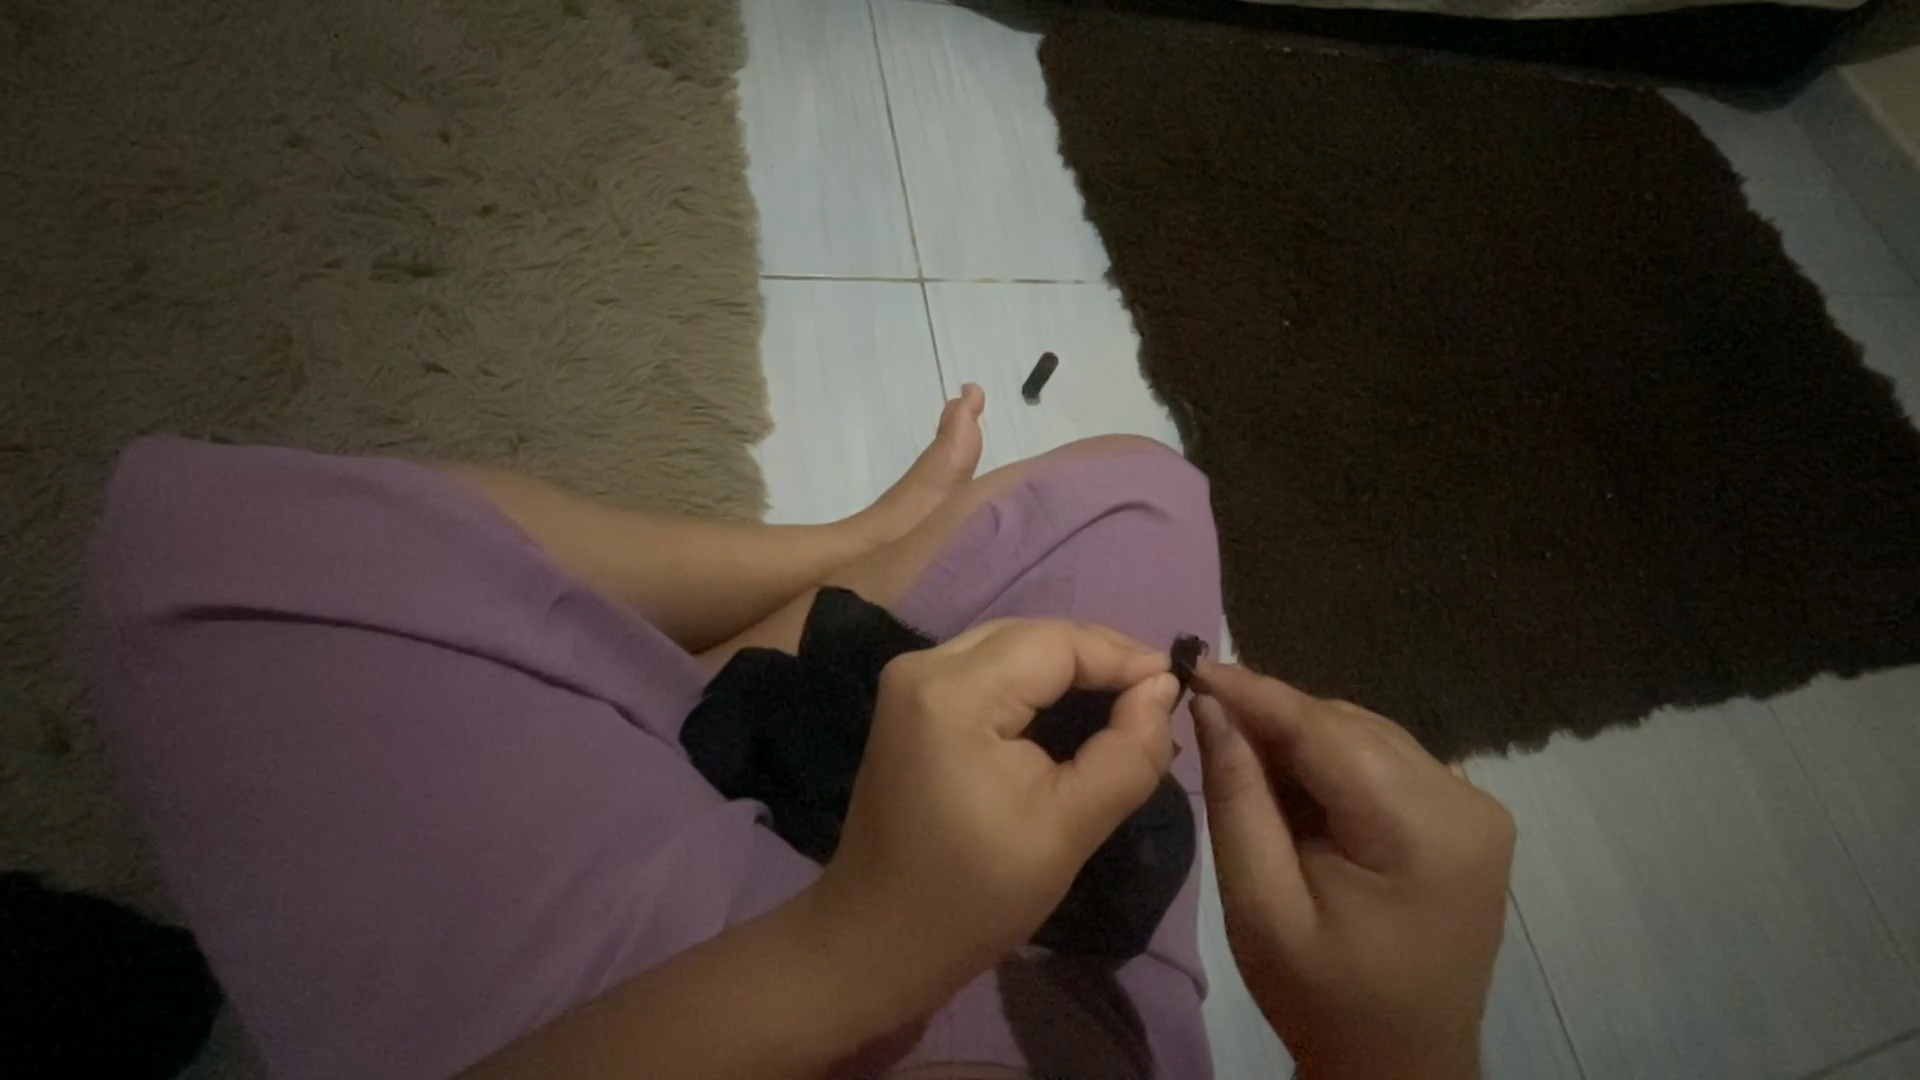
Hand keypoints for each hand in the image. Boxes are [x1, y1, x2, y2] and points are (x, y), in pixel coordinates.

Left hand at [815, 619, 1180, 1008]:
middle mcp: (924, 665)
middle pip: (1030, 635)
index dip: (1121, 655)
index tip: (1175, 681)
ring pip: (1008, 645)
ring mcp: (909, 679)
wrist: (878, 937)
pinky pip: (985, 667)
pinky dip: (1033, 679)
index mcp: (954, 691)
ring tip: (1125, 694)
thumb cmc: (974, 895)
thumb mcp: (1069, 828)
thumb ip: (1127, 752)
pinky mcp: (909, 699)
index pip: (1056, 643)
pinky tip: (1071, 702)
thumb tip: (1161, 687)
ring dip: (1067, 664)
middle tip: (1154, 690)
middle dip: (1097, 655)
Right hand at [1191, 660, 1514, 1079]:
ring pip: (1359, 732)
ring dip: (1294, 733)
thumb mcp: (1258, 901)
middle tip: (1202, 713)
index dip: (1252, 691)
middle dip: (1269, 714)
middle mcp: (1465, 802)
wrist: (1398, 1067)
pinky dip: (1323, 755)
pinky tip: (1287, 779)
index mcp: (1423, 832)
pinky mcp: (1462, 814)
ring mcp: (1472, 806)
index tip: (1189, 662)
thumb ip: (1236, 795)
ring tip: (1238, 749)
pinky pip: (1376, 755)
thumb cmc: (1321, 994)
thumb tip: (1210, 705)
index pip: (1324, 730)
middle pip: (1345, 725)